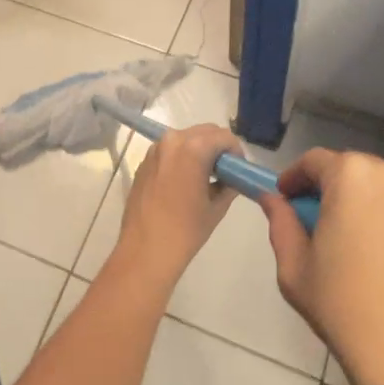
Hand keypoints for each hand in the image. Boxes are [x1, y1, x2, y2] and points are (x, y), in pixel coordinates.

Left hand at [111, 124, 244, 285]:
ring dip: (200, 151)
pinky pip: (170, 151)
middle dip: (218, 148)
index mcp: (193, 148)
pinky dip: (182, 158)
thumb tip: (233, 177)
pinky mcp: (144, 162)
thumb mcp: (216, 207)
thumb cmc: (185, 231)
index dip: (236, 151)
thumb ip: (229, 184)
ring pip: (186, 139)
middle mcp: (172, 140)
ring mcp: (155, 150)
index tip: (239, 170)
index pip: (224, 137)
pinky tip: (185, 182)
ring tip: (206, 177)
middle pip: (205, 132)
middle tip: (226, 172)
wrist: (145, 251)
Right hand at [260, 150, 383, 384]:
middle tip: (312, 223)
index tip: (283, 199)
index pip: (313, 161)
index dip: (294, 178)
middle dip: (327, 189)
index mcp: (351, 175)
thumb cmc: (344, 306)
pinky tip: (376, 254)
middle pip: (348, 169)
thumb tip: (273, 199)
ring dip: (358, 201)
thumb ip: (281, 223)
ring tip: (346, 241)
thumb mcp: (295, 267)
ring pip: (376, 186)